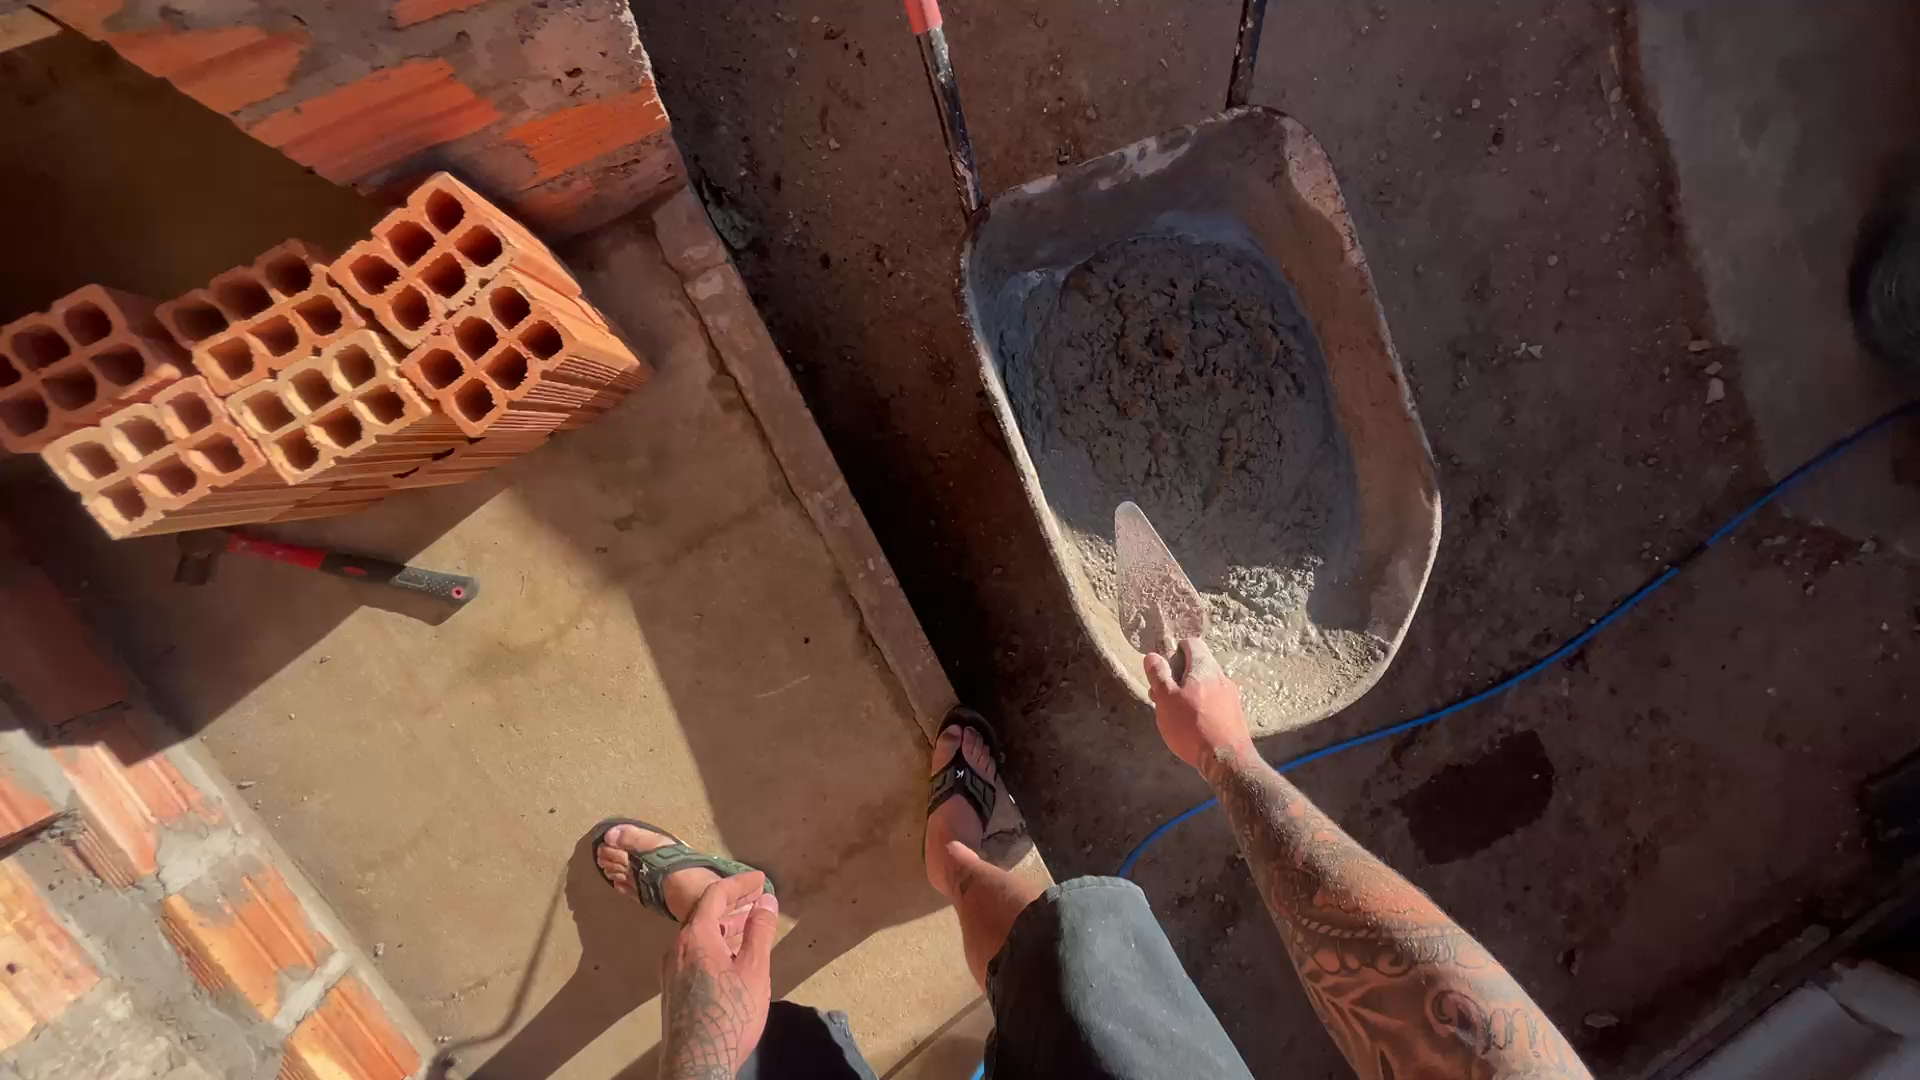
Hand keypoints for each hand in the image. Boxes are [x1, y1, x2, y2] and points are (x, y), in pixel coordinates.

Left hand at [658, 872, 779, 1079]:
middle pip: (704, 913)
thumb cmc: (730, 1014)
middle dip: (733, 904)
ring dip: (725, 925)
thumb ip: (760, 930)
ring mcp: (671, 972)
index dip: (740, 883)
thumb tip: (766, 901)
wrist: (696, 1068)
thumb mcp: (754, 968)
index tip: (761, 879)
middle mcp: (676, 949)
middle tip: (758, 899)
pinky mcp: (673, 992)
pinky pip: (695, 953)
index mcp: (694, 937)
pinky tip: (732, 956)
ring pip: (699, 935)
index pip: (715, 895)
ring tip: (750, 925)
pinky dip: (715, 944)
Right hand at [1144, 638, 1252, 770]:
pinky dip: (1200, 707)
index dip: (1174, 651)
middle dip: (1177, 677)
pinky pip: (1214, 702)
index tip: (1163, 670)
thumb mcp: (1165, 699)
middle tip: (1162, 696)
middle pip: (1197, 665)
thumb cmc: (1191, 725)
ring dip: (1188, 693)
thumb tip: (1153, 656)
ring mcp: (1231, 696)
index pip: (1191, 643)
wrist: (1226, 760)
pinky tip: (1191, 726)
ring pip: (1205, 685)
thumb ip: (1158, 675)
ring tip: (1174, 714)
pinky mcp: (1235, 715)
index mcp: (1204, 667)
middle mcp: (1221, 677)